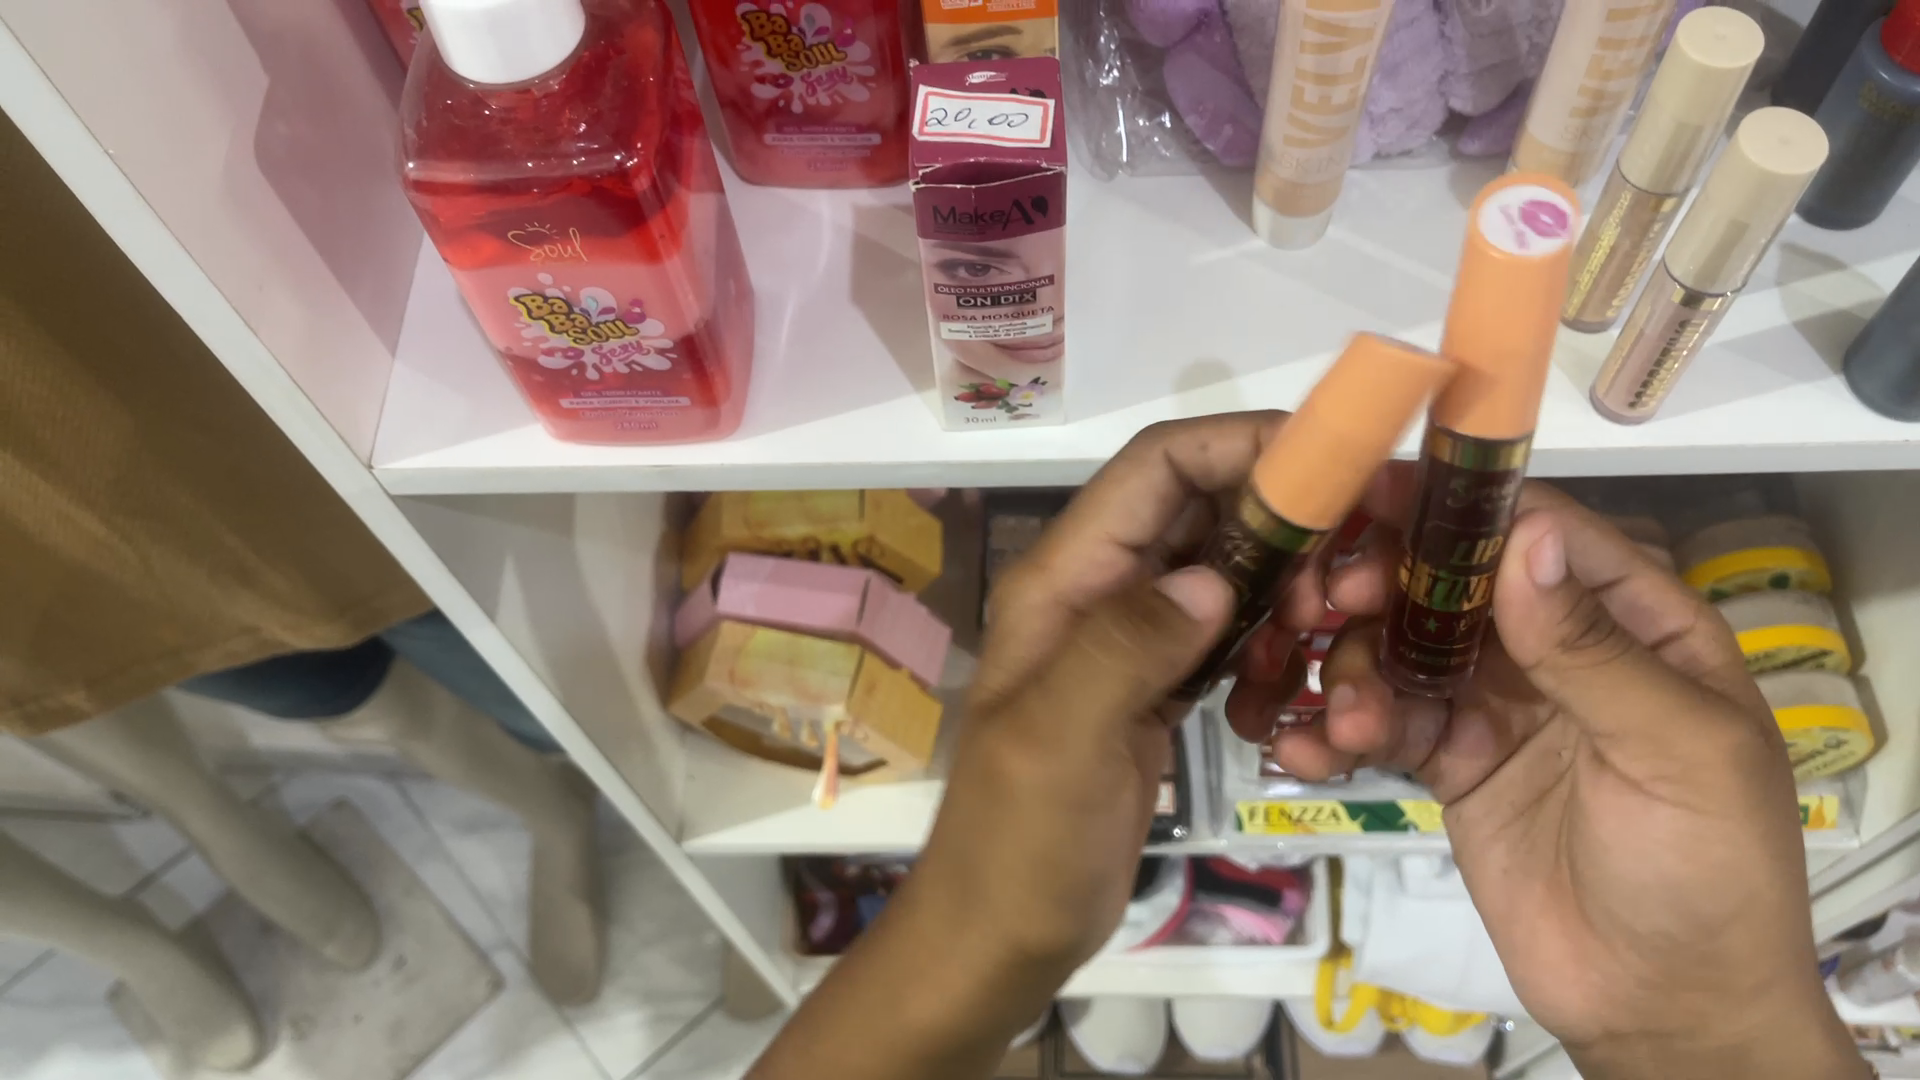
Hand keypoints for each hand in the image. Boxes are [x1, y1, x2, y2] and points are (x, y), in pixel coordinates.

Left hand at [910, 414, 1331, 1001]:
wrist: (1004, 921)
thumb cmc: (1019, 837)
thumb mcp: (1058, 739)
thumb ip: (1124, 647)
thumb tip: (1211, 580)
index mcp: (1063, 578)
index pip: (1153, 469)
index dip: (1239, 445)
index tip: (1337, 463)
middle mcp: (1096, 588)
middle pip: (1198, 507)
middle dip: (1282, 516)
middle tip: (1356, 568)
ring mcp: (1127, 635)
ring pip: (1222, 565)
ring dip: (1284, 578)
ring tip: (1333, 625)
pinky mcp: (1156, 680)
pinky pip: (1226, 628)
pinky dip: (1270, 634)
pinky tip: (1301, 670)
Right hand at [1241, 477, 1861, 1078]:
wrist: (1649, 1005)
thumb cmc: (1700, 872)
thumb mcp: (1675, 755)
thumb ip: (1594, 650)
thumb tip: (1524, 536)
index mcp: (1623, 623)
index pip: (1530, 534)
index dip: (1448, 511)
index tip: (1363, 503)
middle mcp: (1539, 646)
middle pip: (1435, 583)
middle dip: (1369, 591)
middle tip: (1316, 609)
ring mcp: (1480, 697)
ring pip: (1387, 649)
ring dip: (1344, 674)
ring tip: (1341, 728)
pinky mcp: (1434, 750)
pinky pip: (1369, 719)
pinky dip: (1329, 731)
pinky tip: (1303, 754)